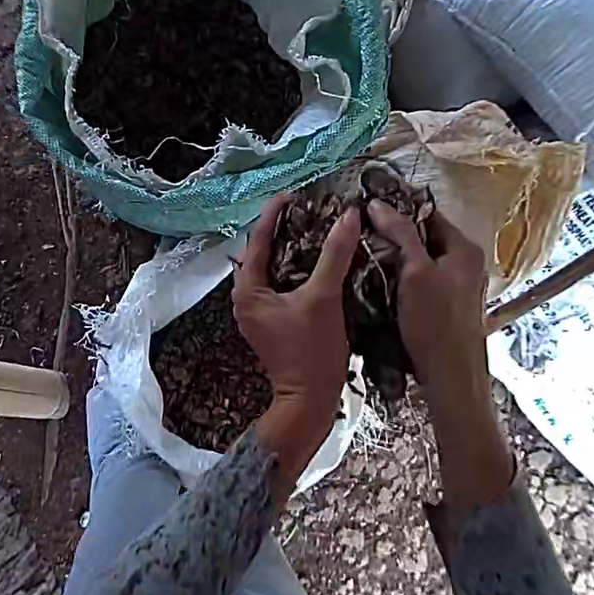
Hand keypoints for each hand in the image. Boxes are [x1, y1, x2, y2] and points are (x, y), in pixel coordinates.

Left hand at [233, 193, 360, 488]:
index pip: (258, 241)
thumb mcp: (324, 299)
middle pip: (263, 253)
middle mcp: (245, 297)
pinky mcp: (272, 320)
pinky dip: (296, 269)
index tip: (292, 194)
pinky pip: (281, 284)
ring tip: (315, 227)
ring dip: (292, 249)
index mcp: (248, 290)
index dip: (274, 214)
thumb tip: (348, 216)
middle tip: (308, 209)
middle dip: (285, 230)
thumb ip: (334, 256)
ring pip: (273, 269)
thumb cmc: (312, 351)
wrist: (310, 401)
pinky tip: (317, 260)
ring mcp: (257, 310)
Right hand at [366, 201, 512, 509]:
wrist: (450, 378)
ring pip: (415, 257)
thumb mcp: (414, 272)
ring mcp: (452, 283)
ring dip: (389, 253)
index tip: (361, 206)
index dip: (395, 207)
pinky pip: (414, 276)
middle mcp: (462, 262)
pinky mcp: (440, 302)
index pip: (425, 212)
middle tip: (353, 229)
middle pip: (419, 235)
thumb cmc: (434, 323)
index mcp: (463, 248)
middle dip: (388, 231)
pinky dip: (394, 273)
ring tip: (356, 250)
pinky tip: (371, 276)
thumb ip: (400, 234)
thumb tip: (376, 204)